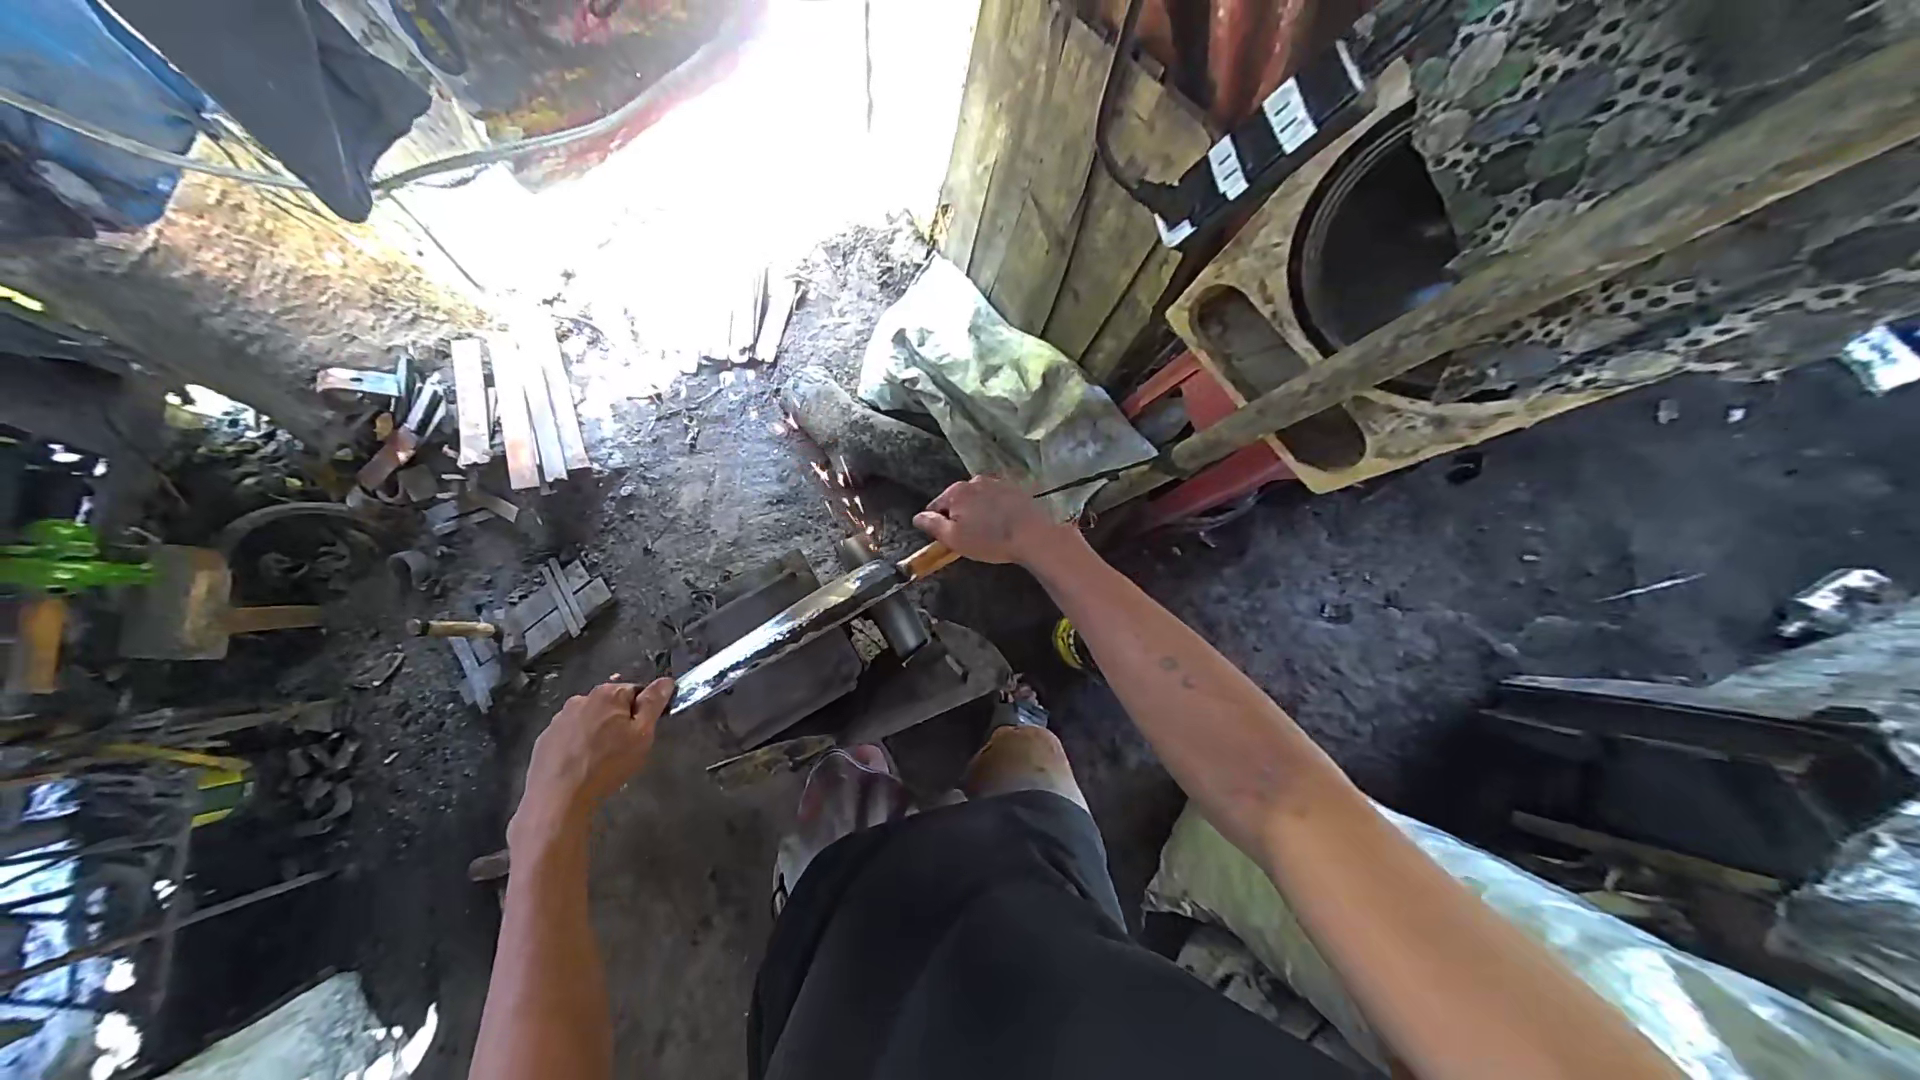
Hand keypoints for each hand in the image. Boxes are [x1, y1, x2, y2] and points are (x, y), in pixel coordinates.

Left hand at [511, 677, 672, 845]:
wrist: (558, 799)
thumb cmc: (607, 764)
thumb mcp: (642, 734)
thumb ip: (654, 703)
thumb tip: (665, 680)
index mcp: (607, 694)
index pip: (636, 691)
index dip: (643, 711)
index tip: (642, 732)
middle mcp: (580, 699)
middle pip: (610, 704)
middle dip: (619, 721)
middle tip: (623, 748)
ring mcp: (558, 720)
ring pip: (589, 720)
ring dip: (597, 732)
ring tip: (600, 760)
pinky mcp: (544, 740)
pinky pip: (569, 736)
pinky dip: (577, 745)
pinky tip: (580, 765)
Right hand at [912, 476, 1074, 566]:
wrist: (1033, 535)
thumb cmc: (990, 540)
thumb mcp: (955, 539)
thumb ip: (933, 525)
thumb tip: (917, 517)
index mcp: (956, 492)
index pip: (935, 507)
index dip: (938, 524)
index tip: (949, 538)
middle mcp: (974, 481)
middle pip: (957, 500)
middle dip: (959, 516)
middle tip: (970, 538)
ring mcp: (996, 482)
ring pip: (978, 498)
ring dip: (978, 511)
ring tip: (989, 532)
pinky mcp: (1014, 488)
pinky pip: (996, 498)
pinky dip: (995, 509)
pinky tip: (1003, 524)